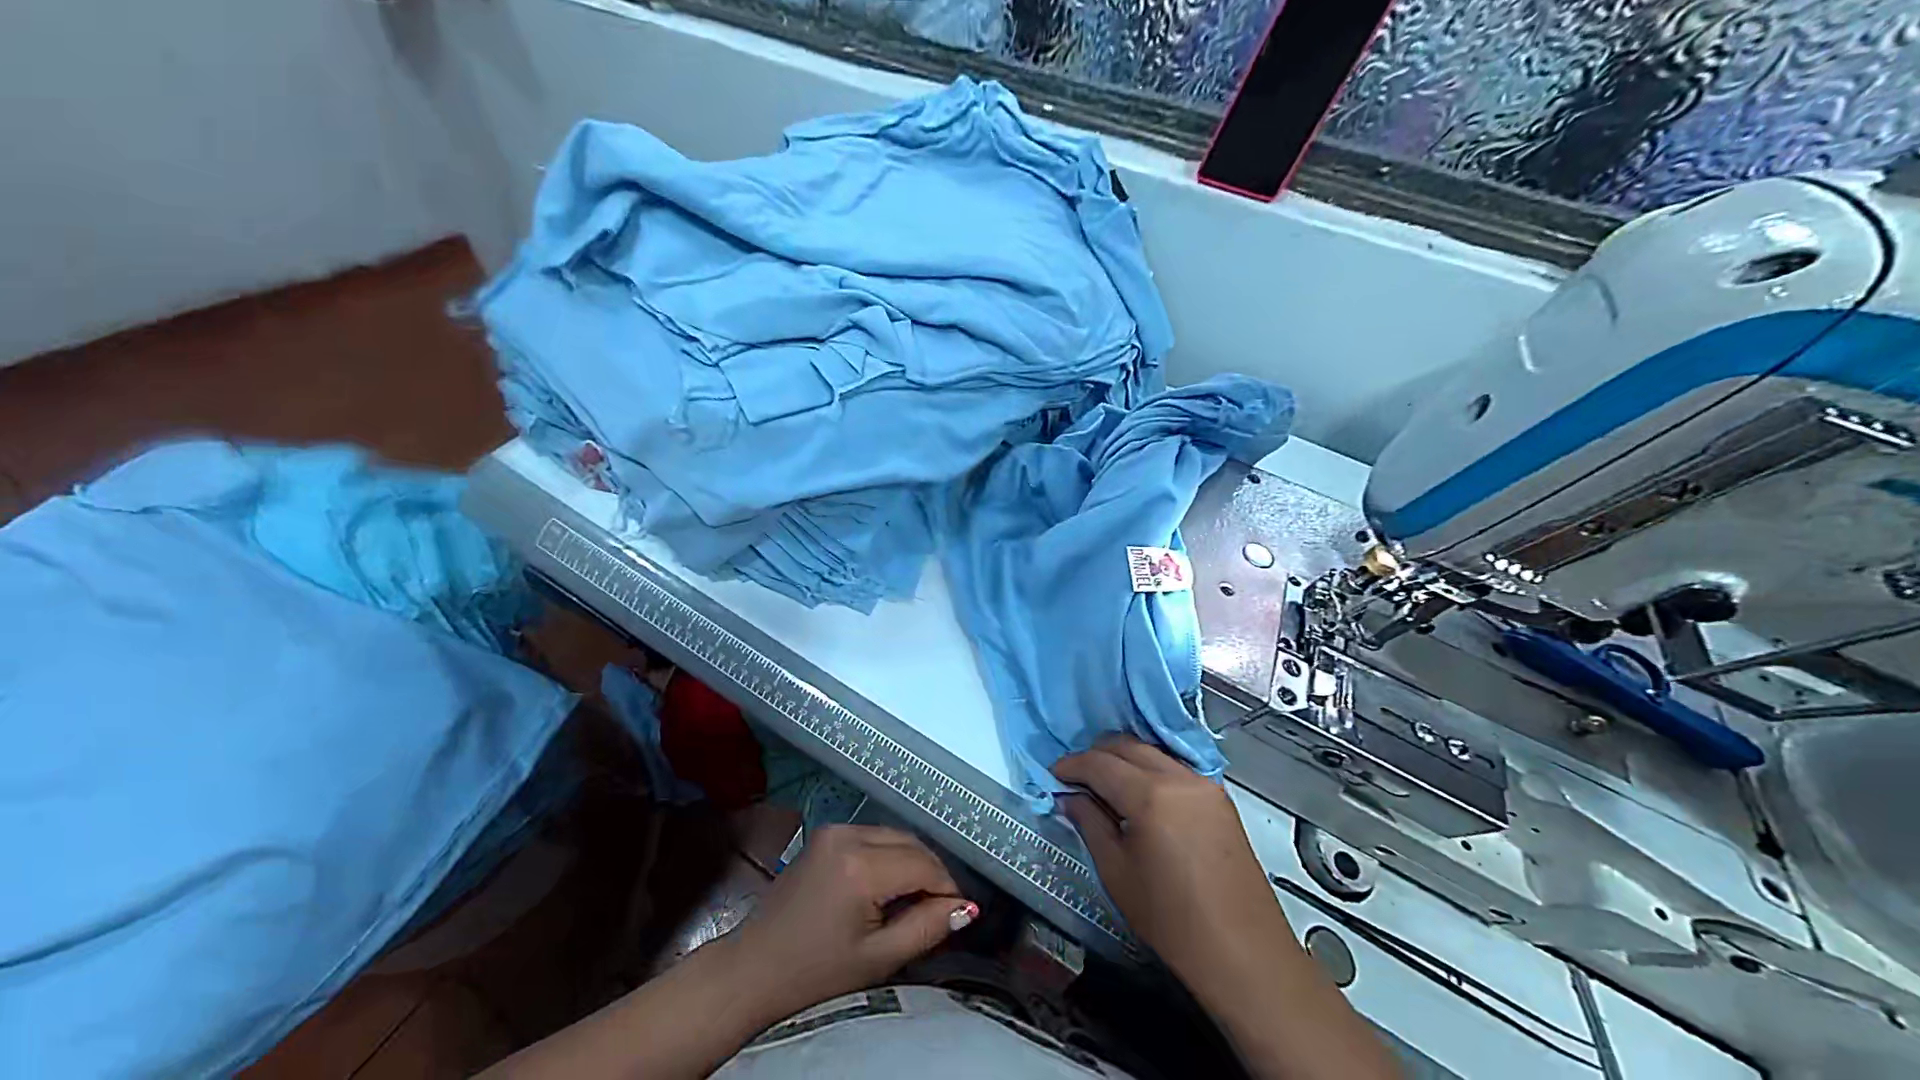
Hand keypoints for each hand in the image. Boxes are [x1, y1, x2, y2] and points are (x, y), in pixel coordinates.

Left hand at [723, 825, 977, 1022]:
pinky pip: (874, 836)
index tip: (959, 914)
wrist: (753, 968)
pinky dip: (890, 855)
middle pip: (912, 844)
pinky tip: (889, 886)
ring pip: (895, 836)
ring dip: (913, 862)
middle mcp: (848, 836)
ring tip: (917, 901)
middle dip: (932, 873)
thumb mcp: (879, 958)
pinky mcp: (826, 834)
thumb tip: (966, 908)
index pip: (924, 864)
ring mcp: (835, 830)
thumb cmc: (815, 972)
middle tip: (942, 910)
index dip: (948, 888)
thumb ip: (927, 927)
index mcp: (860, 866)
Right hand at [1058, 738, 1401, 1079]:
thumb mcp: (1117, 873)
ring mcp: (1205, 785)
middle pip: (1127, 746)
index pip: (1099, 763)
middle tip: (1075, 777)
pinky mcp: (1220, 798)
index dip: (1071, 766)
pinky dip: (1150, 769)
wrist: (1242, 952)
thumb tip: (1072, 797)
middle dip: (1096, 755)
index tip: (1053, 775)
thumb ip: (1090, 824)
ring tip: (1104, 784)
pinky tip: (1139, 793)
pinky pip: (1175, 767)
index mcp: (1150, 796)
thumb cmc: (1172, 920)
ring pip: (1153, 752)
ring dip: (1124, 758)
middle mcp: (1179, 778)